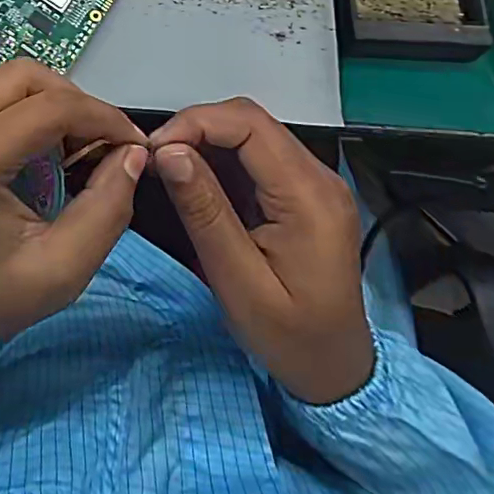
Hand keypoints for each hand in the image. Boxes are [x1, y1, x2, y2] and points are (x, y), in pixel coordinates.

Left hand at [0, 60, 148, 376]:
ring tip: (76, 150)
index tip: (133, 145)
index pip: (51, 107)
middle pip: (28, 75)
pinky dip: (31, 110)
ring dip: (54, 103)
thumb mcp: (60, 271)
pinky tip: (46, 151)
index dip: (103, 118)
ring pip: (11, 79)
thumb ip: (107, 209)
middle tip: (102, 145)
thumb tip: (132, 155)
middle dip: (77, 102)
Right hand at [149, 98, 373, 404]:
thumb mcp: (239, 282)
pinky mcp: (302, 190)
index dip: (195, 123)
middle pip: (249, 120)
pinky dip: (219, 158)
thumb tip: (168, 152)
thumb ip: (204, 212)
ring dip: (204, 141)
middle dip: (195, 128)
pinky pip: (255, 154)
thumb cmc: (291, 338)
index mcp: (309, 196)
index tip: (155, 150)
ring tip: (169, 169)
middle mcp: (318, 176)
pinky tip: (196, 181)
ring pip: (249, 131)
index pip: (248, 124)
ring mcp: (313, 181)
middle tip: (157, 159)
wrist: (338, 373)